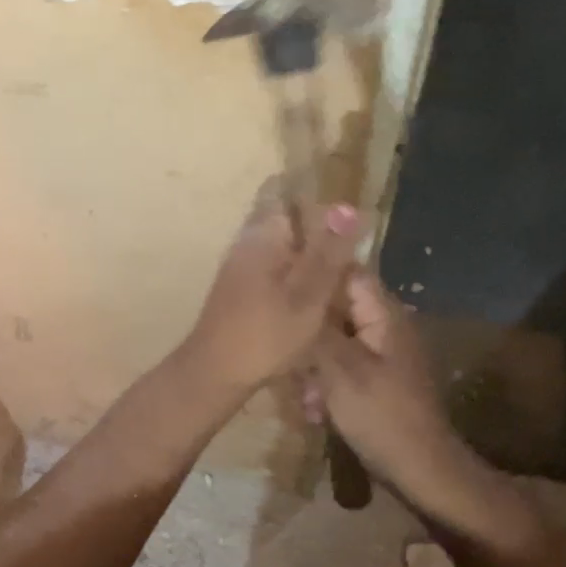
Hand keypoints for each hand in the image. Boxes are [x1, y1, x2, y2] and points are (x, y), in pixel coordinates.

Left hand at [175, 199, 360, 396]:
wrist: (215, 372)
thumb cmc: (266, 333)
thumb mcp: (308, 295)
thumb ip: (328, 252)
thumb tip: (347, 207)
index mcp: (263, 236)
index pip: (285, 194)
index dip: (315, 198)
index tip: (344, 212)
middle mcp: (247, 243)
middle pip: (285, 222)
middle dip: (315, 230)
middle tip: (350, 249)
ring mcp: (239, 266)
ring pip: (280, 247)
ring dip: (306, 256)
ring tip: (338, 274)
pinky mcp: (238, 288)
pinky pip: (272, 267)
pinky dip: (293, 274)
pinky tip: (312, 295)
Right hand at [301, 271, 492, 507]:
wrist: (421, 471)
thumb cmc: (382, 414)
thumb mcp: (340, 368)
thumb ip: (316, 327)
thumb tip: (293, 290)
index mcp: (383, 315)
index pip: (347, 271)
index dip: (314, 269)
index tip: (278, 278)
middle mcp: (383, 327)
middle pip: (335, 307)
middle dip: (306, 326)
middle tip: (278, 342)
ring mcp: (380, 355)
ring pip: (333, 339)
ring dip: (312, 361)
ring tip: (299, 390)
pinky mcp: (373, 380)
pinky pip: (340, 366)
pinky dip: (324, 382)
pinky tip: (313, 410)